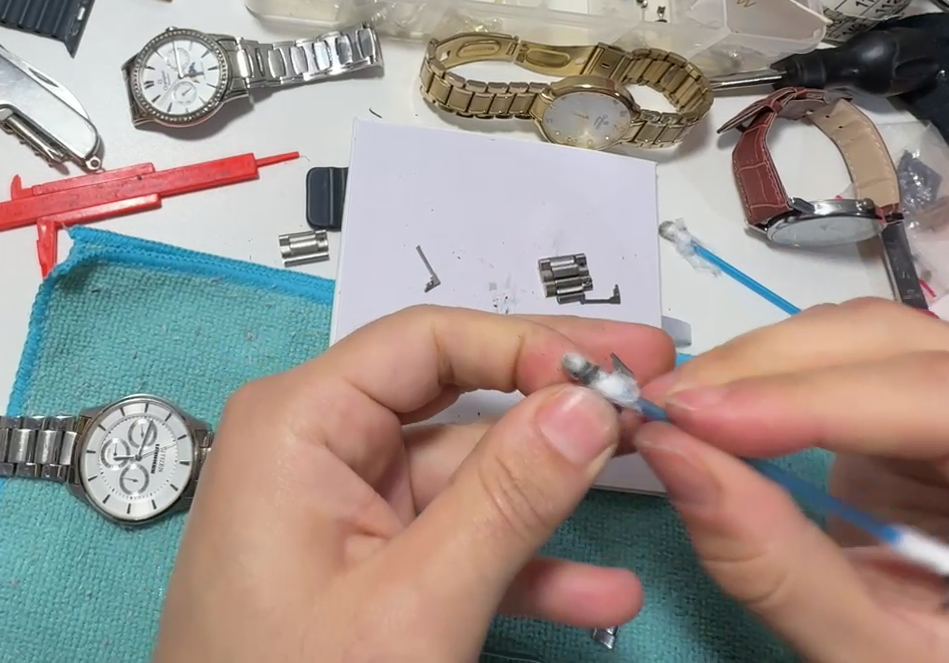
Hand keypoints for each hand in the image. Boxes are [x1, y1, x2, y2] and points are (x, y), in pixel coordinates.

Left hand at [155, 305, 674, 660]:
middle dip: (548, 399)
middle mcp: (318, 437)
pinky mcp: (361, 553)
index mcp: (301, 417)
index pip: (426, 342)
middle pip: (450, 392)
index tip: (617, 361)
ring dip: (548, 487)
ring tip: (647, 472)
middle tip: (645, 387)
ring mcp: (342, 497)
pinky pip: (448, 533)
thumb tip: (588, 404)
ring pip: (461, 469)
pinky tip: (600, 589)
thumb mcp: (413, 605)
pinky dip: (517, 558)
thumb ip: (506, 499)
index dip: (525, 343)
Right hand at [632, 299, 948, 662]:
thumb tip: (665, 449)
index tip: (686, 417)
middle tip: (661, 406)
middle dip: (765, 367)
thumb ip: (778, 567)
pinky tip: (739, 410)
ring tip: (687, 408)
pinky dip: (788, 378)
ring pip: (882, 336)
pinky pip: (871, 360)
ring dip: (767, 364)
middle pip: (910, 346)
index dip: (807, 398)